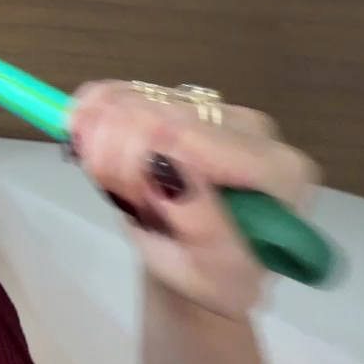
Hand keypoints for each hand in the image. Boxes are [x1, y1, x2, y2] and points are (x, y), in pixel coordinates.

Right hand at [67, 81, 319, 318]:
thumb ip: (202, 223)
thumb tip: (168, 170)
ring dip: (99, 140)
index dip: (139, 159)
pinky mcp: (166, 94)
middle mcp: (247, 126)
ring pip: (124, 99)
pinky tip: (93, 144)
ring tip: (114, 178)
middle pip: (151, 113)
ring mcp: (204, 104)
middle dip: (116, 155)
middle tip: (122, 194)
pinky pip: (109, 89)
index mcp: (277, 168)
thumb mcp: (216, 274)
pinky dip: (87, 116)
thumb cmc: (211, 275)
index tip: (133, 198)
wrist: (193, 256)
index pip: (189, 136)